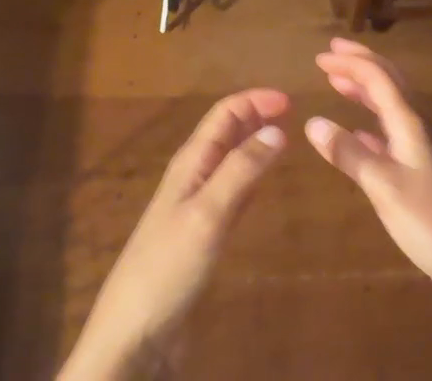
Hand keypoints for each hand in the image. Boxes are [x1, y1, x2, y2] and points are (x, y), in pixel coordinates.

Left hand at [60, 89, 289, 379]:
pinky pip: (232, 193)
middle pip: (226, 133)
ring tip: (286, 138)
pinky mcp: (203, 235)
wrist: (136, 331)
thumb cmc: (168, 266)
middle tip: (295, 114)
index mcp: (190, 163)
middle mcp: (193, 177)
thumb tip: (277, 129)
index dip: (254, 101)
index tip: (292, 101)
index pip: (223, 115)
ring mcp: (197, 206)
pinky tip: (264, 184)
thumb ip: (241, 171)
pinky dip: (251, 179)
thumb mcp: (207, 213)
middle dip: (256, 116)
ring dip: (255, 143)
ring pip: (230, 161)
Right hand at [304, 38, 431, 296]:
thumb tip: (312, 122)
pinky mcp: (422, 170)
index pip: (378, 78)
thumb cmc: (428, 221)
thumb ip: (348, 153)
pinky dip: (372, 123)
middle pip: (389, 83)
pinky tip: (359, 133)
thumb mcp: (382, 185)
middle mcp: (419, 127)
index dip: (350, 64)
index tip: (319, 58)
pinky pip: (393, 131)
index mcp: (410, 122)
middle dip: (361, 65)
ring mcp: (423, 148)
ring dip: (365, 90)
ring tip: (339, 84)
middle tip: (330, 55)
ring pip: (391, 105)